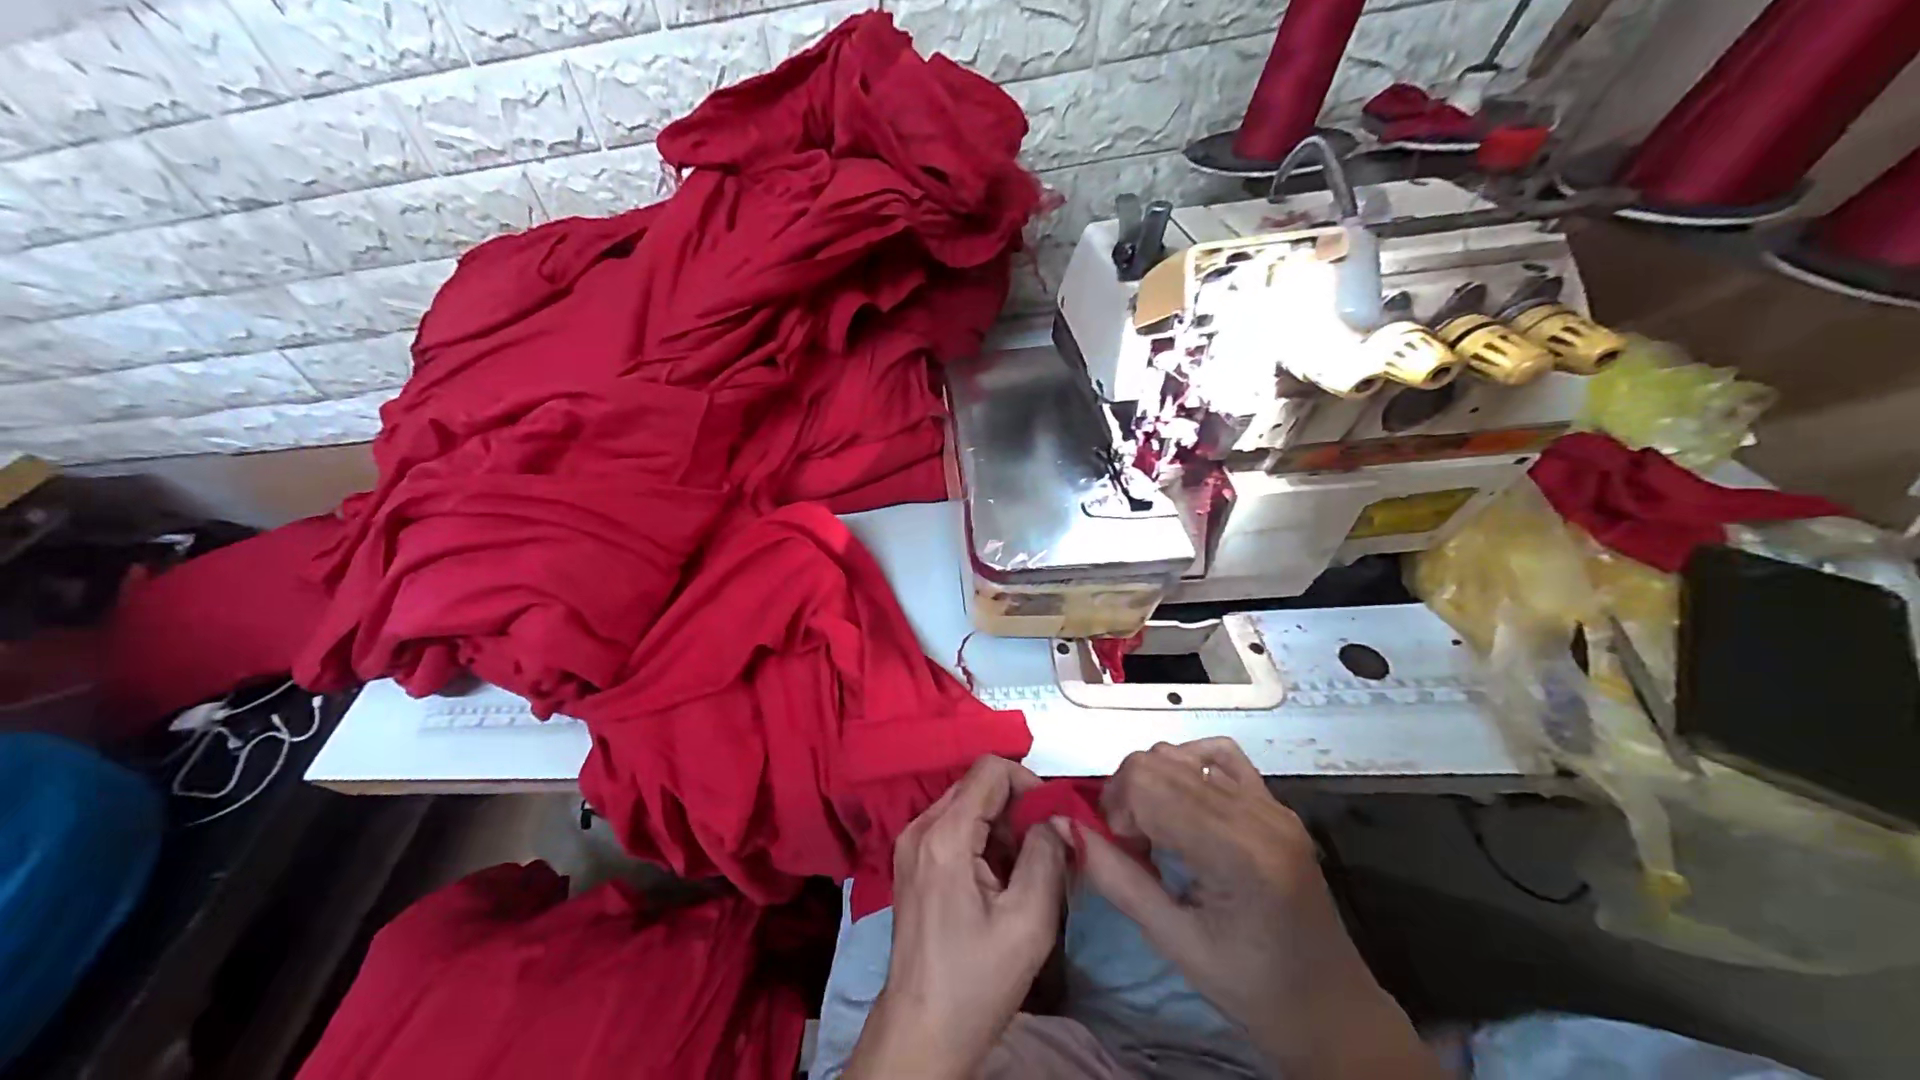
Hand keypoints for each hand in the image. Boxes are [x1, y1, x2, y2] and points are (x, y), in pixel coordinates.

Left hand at [845, 756, 1068, 1079]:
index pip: (989, 770)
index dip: (1028, 783)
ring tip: (1022, 872)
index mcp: (944, 836)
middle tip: (1042, 850)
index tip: (1051, 820)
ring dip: (1000, 826)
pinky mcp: (911, 862)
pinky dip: (981, 840)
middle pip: (977, 786)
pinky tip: (997, 881)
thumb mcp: (1028, 920)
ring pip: (967, 805)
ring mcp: (910, 845)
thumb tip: (1056, 818)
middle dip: (1016, 808)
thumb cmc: (976, 980)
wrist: (922, 1030)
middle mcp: (920, 828)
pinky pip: (953, 828)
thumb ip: (1046, 856)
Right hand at [1064, 738, 1443, 1079]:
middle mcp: (1258, 812)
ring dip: (1152, 784)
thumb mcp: (1175, 944)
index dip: (1116, 808)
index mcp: (1239, 852)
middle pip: (1158, 760)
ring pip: (1181, 753)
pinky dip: (1186, 767)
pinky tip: (1182, 804)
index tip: (1121, 851)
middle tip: (1133, 847)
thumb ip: (1117, 879)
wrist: (1332, 1010)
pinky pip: (1219, 755)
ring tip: (1157, 834)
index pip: (1148, 782)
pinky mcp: (1275, 804)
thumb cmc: (1253, 991)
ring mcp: (1271, 803)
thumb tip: (1066, 828)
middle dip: (1128, 796)